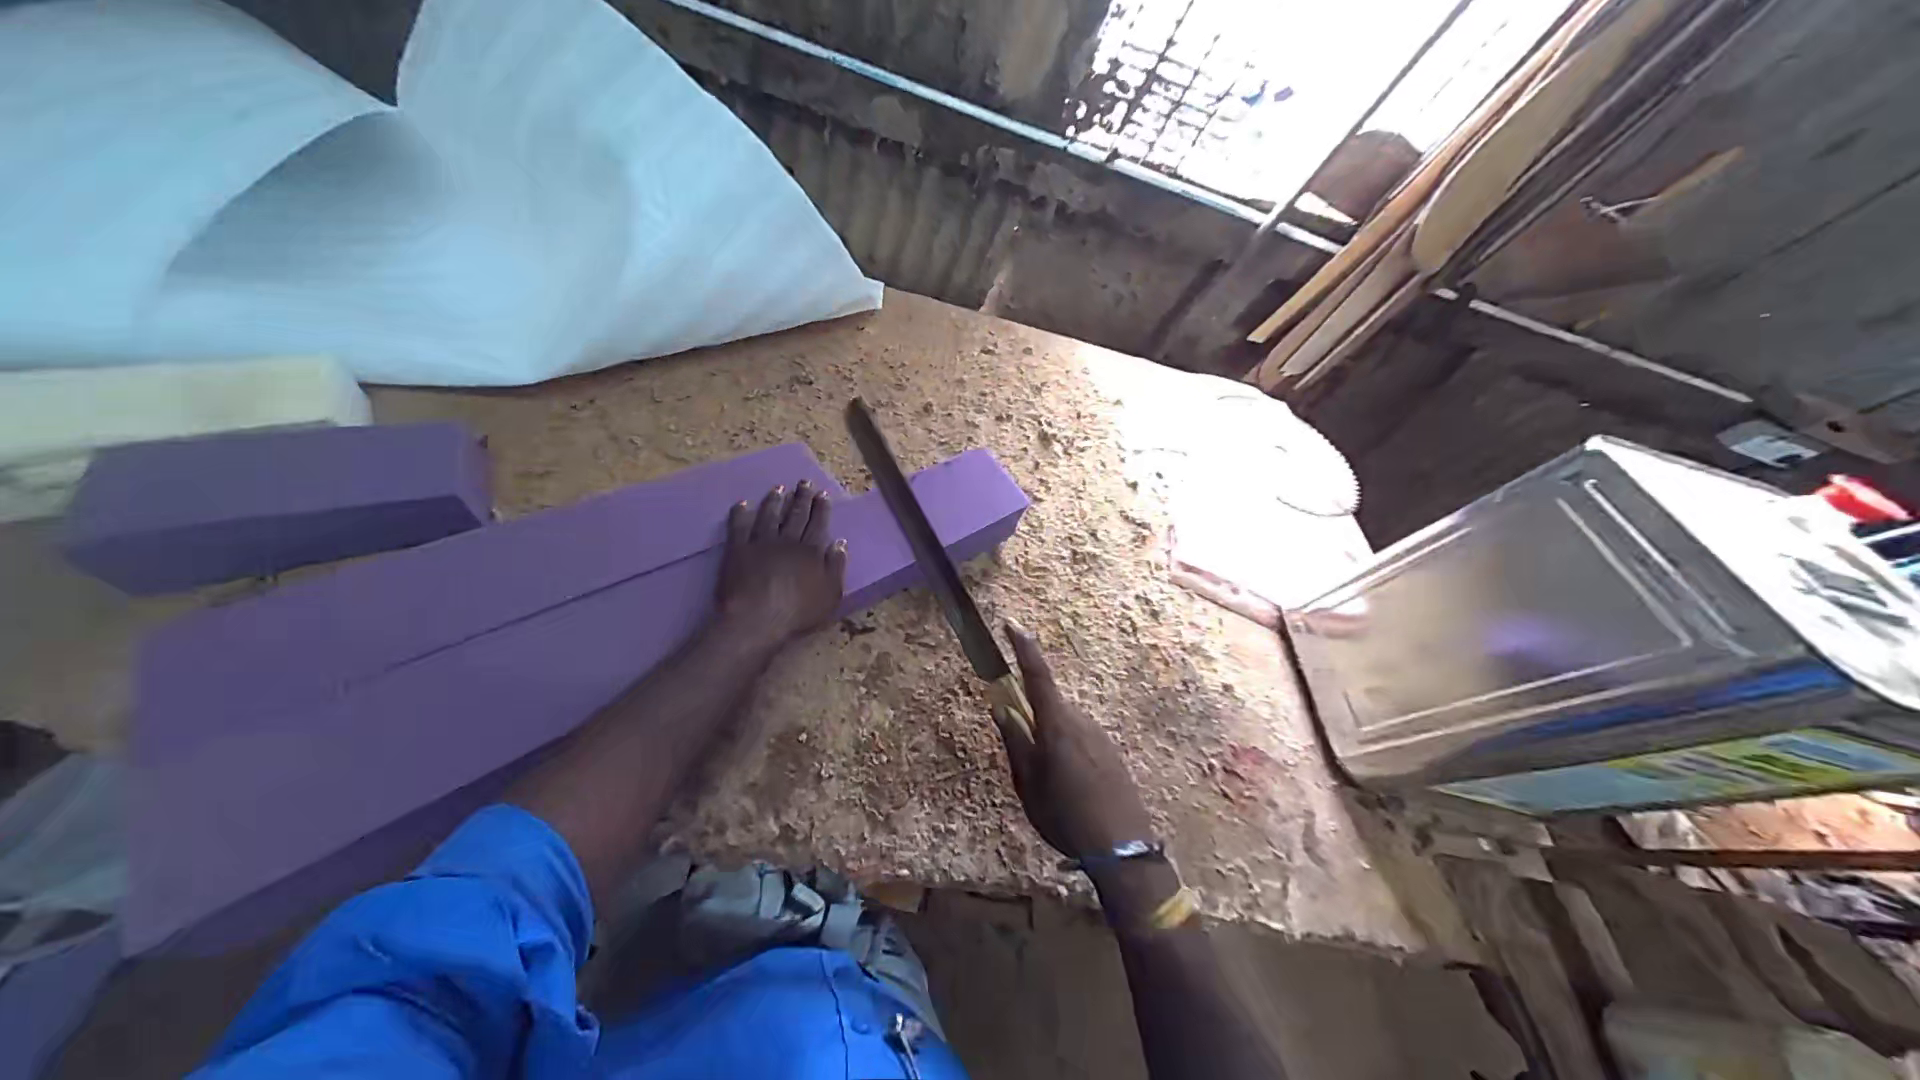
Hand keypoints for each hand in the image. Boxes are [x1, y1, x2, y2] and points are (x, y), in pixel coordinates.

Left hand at [716, 481, 847, 653]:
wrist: (757, 620)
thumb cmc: (798, 612)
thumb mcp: (830, 594)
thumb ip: (836, 567)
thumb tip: (840, 543)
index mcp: (810, 551)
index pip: (818, 524)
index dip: (820, 508)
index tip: (822, 493)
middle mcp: (787, 541)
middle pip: (795, 515)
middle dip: (801, 498)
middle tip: (804, 482)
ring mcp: (760, 543)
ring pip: (769, 515)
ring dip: (774, 501)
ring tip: (778, 488)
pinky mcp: (737, 550)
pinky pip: (739, 527)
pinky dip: (740, 514)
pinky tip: (742, 504)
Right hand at [999, 622, 1154, 859]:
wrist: (1122, 847)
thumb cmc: (1066, 816)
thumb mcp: (1028, 785)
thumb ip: (1015, 742)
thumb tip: (1001, 708)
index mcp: (1056, 725)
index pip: (1037, 675)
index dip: (1024, 648)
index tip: (1012, 625)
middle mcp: (1080, 720)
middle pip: (1049, 703)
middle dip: (1033, 717)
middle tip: (1026, 758)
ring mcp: (1099, 734)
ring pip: (1065, 723)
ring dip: (1052, 738)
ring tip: (1051, 783)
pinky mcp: (1111, 750)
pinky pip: (1081, 737)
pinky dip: (1068, 749)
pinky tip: (1072, 786)